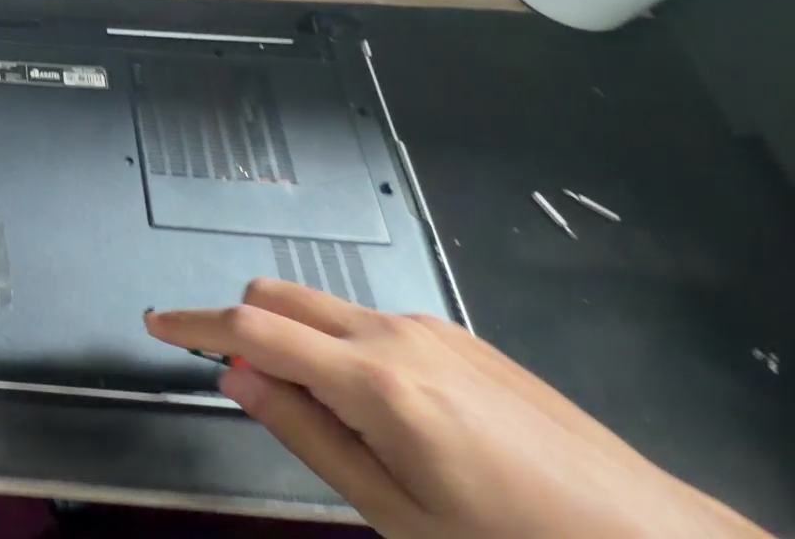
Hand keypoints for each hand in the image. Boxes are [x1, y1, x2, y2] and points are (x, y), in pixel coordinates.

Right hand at [145, 279, 767, 538]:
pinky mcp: (457, 333)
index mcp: (374, 381)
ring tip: (323, 409)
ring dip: (292, 334)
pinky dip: (337, 341)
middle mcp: (395, 333)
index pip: (252, 329)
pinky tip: (379, 403)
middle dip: (238, 321)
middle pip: (278, 292)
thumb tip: (238, 379)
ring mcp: (430, 327)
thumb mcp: (393, 509)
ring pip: (321, 304)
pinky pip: (368, 319)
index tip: (154, 323)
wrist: (652, 538)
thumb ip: (305, 433)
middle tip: (242, 380)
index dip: (192, 322)